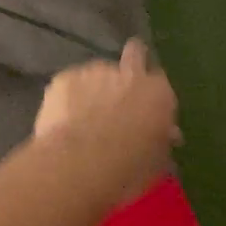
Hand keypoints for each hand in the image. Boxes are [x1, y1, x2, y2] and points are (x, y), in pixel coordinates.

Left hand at [33, 40, 179, 207]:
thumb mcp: (155, 164)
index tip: (145, 109)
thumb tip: (163, 135)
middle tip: (121, 87)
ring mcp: (94, 71)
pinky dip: (69, 98)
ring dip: (95, 90)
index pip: (161, 84)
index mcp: (157, 94)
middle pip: (135, 54)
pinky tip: (63, 121)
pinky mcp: (64, 77)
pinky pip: (70, 85)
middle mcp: (129, 74)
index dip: (152, 95)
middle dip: (131, 62)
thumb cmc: (125, 171)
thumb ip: (160, 141)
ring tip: (83, 119)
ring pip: (97, 74)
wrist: (77, 166)